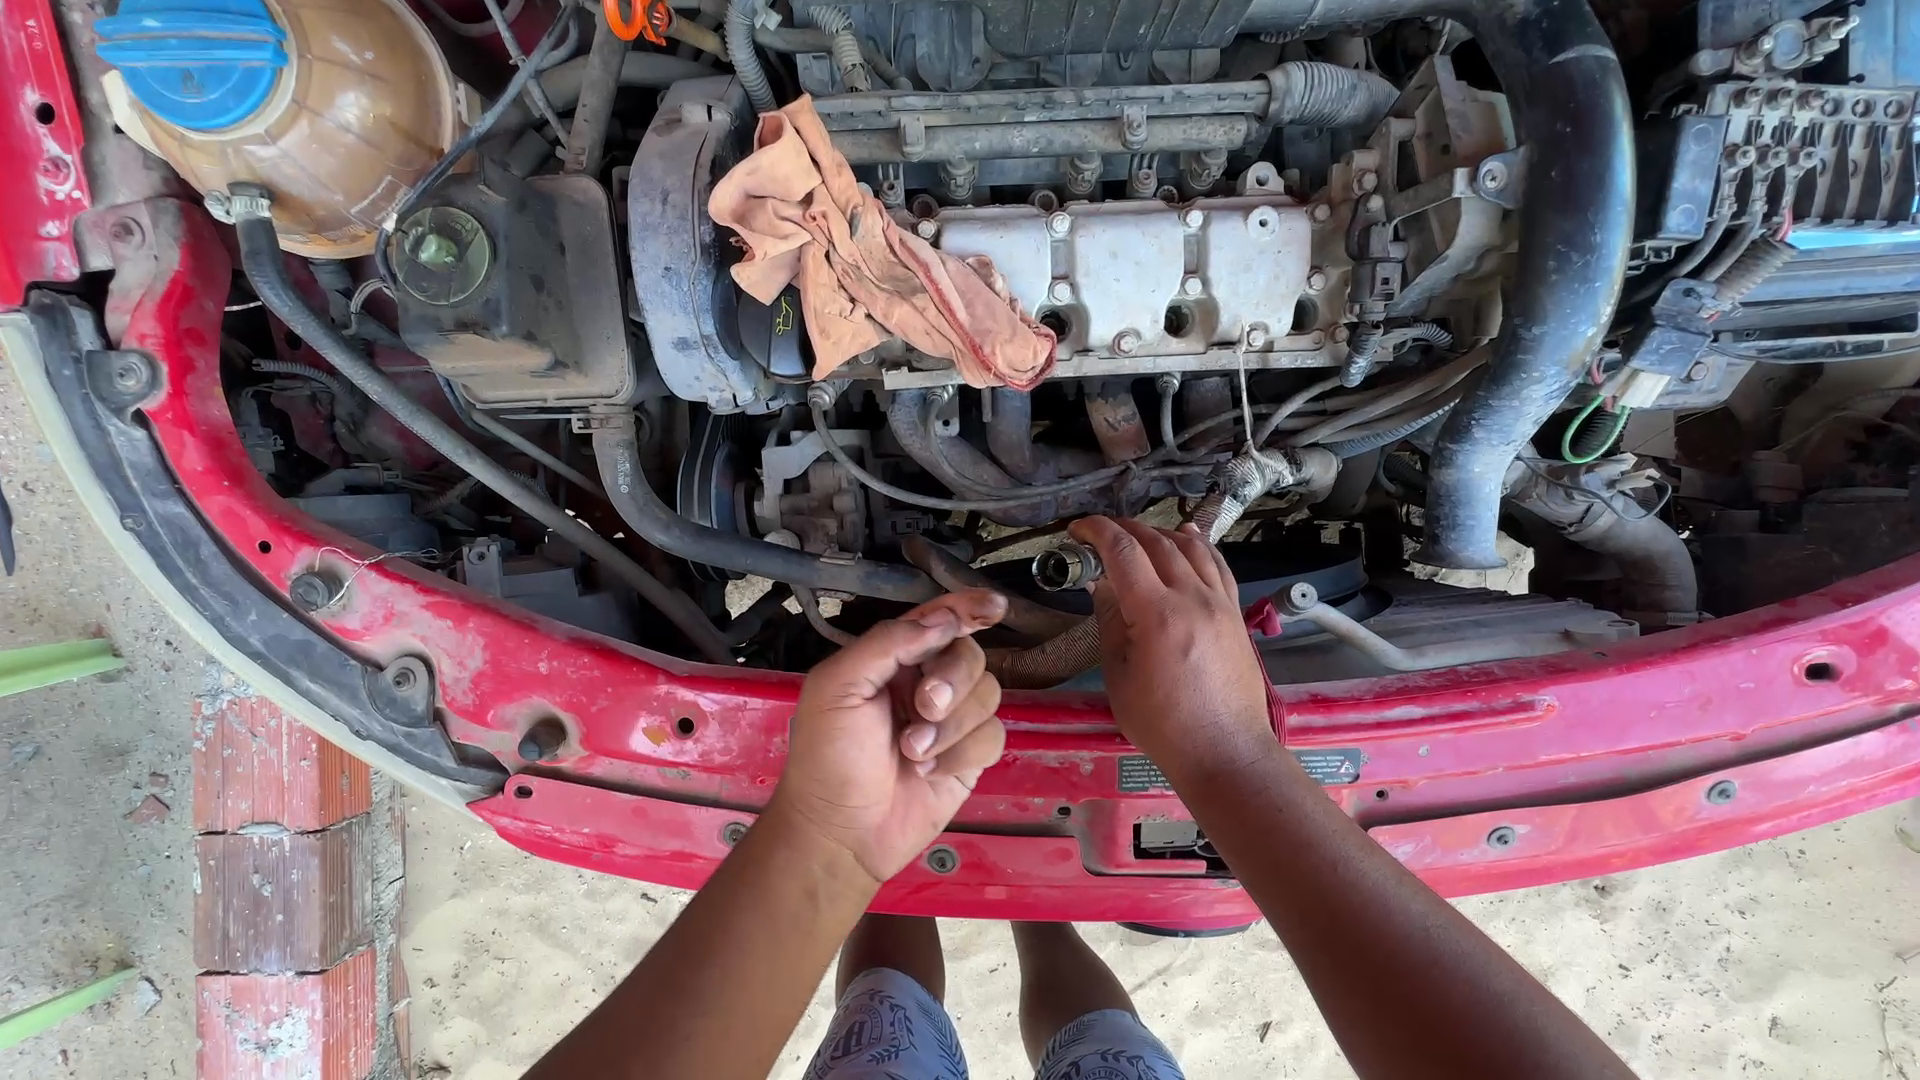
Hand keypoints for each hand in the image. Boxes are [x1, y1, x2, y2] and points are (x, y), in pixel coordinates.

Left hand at [768, 589, 1008, 886]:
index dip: (968, 608)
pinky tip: (930, 773)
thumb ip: (888, 643)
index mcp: (893, 660)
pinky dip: (962, 753)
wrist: (841, 833)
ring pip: (988, 695)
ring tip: (912, 752)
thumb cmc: (828, 755)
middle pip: (970, 655)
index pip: (938, 621)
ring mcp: (951, 721)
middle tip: (924, 706)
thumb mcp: (839, 687)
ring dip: (951, 724)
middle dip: (952, 679)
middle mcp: (926, 683)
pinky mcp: (968, 757)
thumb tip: (945, 619)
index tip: (994, 607)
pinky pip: (993, 736)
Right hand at [1069, 516, 1274, 776]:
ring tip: (1137, 533)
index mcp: (1156, 613)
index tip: (1077, 528)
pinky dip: (1199, 545)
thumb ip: (1110, 623)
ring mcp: (1219, 603)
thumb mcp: (1118, 676)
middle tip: (1099, 532)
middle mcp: (1191, 597)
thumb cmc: (1161, 723)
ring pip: (1191, 547)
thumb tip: (1101, 586)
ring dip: (1159, 532)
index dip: (1097, 531)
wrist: (1224, 751)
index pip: (1123, 552)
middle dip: (1124, 529)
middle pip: (1156, 542)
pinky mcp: (1235, 614)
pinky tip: (1187, 536)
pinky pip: (1217, 566)